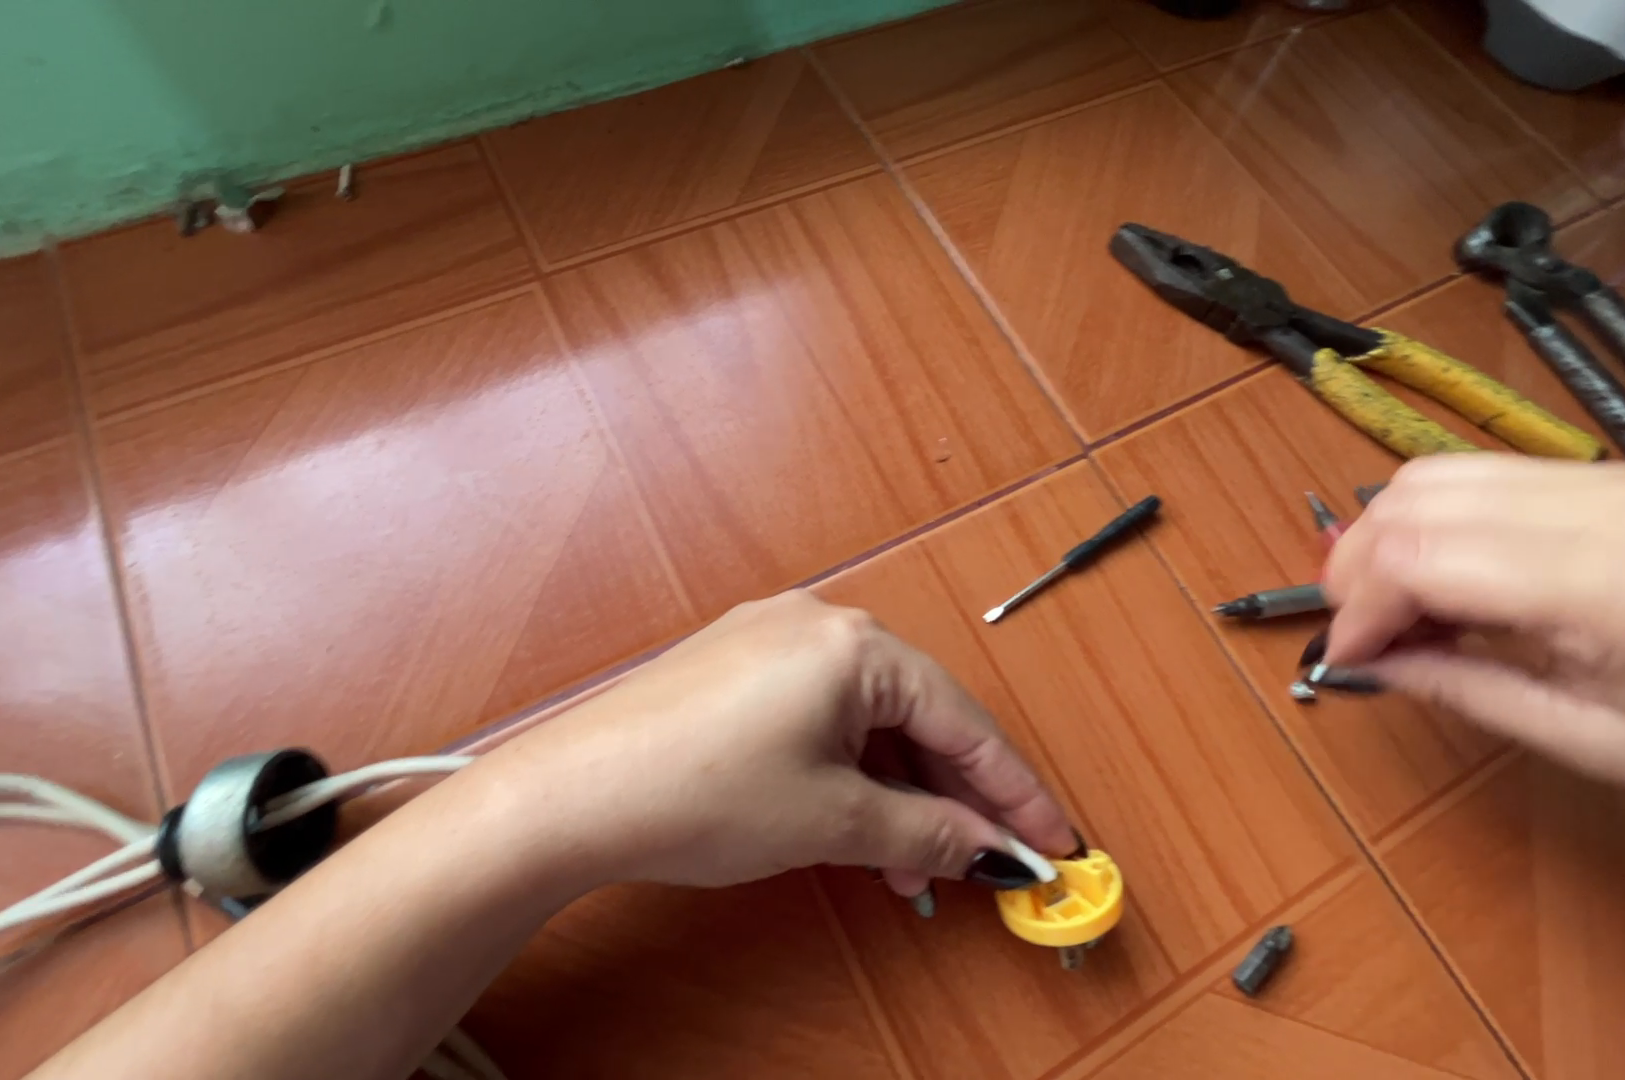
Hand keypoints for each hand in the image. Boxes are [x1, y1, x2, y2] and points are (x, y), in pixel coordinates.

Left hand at [487, 591, 1078, 893]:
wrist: (574, 792)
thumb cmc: (698, 791)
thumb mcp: (833, 820)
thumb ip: (927, 828)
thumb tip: (988, 843)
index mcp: (856, 643)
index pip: (962, 718)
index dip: (1013, 787)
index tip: (1051, 835)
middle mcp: (820, 623)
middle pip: (916, 714)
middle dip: (950, 793)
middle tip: (982, 858)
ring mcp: (776, 638)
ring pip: (868, 716)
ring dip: (896, 786)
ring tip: (910, 860)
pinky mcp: (743, 663)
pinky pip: (823, 711)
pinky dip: (849, 765)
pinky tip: (859, 817)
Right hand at [1323, 454, 1624, 811]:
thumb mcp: (1600, 744)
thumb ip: (1465, 690)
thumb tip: (1362, 659)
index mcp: (1621, 588)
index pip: (1423, 558)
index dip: (1359, 605)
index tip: (1346, 653)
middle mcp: (1616, 505)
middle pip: (1415, 502)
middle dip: (1357, 565)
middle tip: (1361, 628)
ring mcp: (1621, 475)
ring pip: (1432, 475)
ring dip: (1383, 535)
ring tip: (1393, 598)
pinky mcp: (1618, 470)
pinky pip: (1476, 473)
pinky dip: (1427, 518)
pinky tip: (1440, 568)